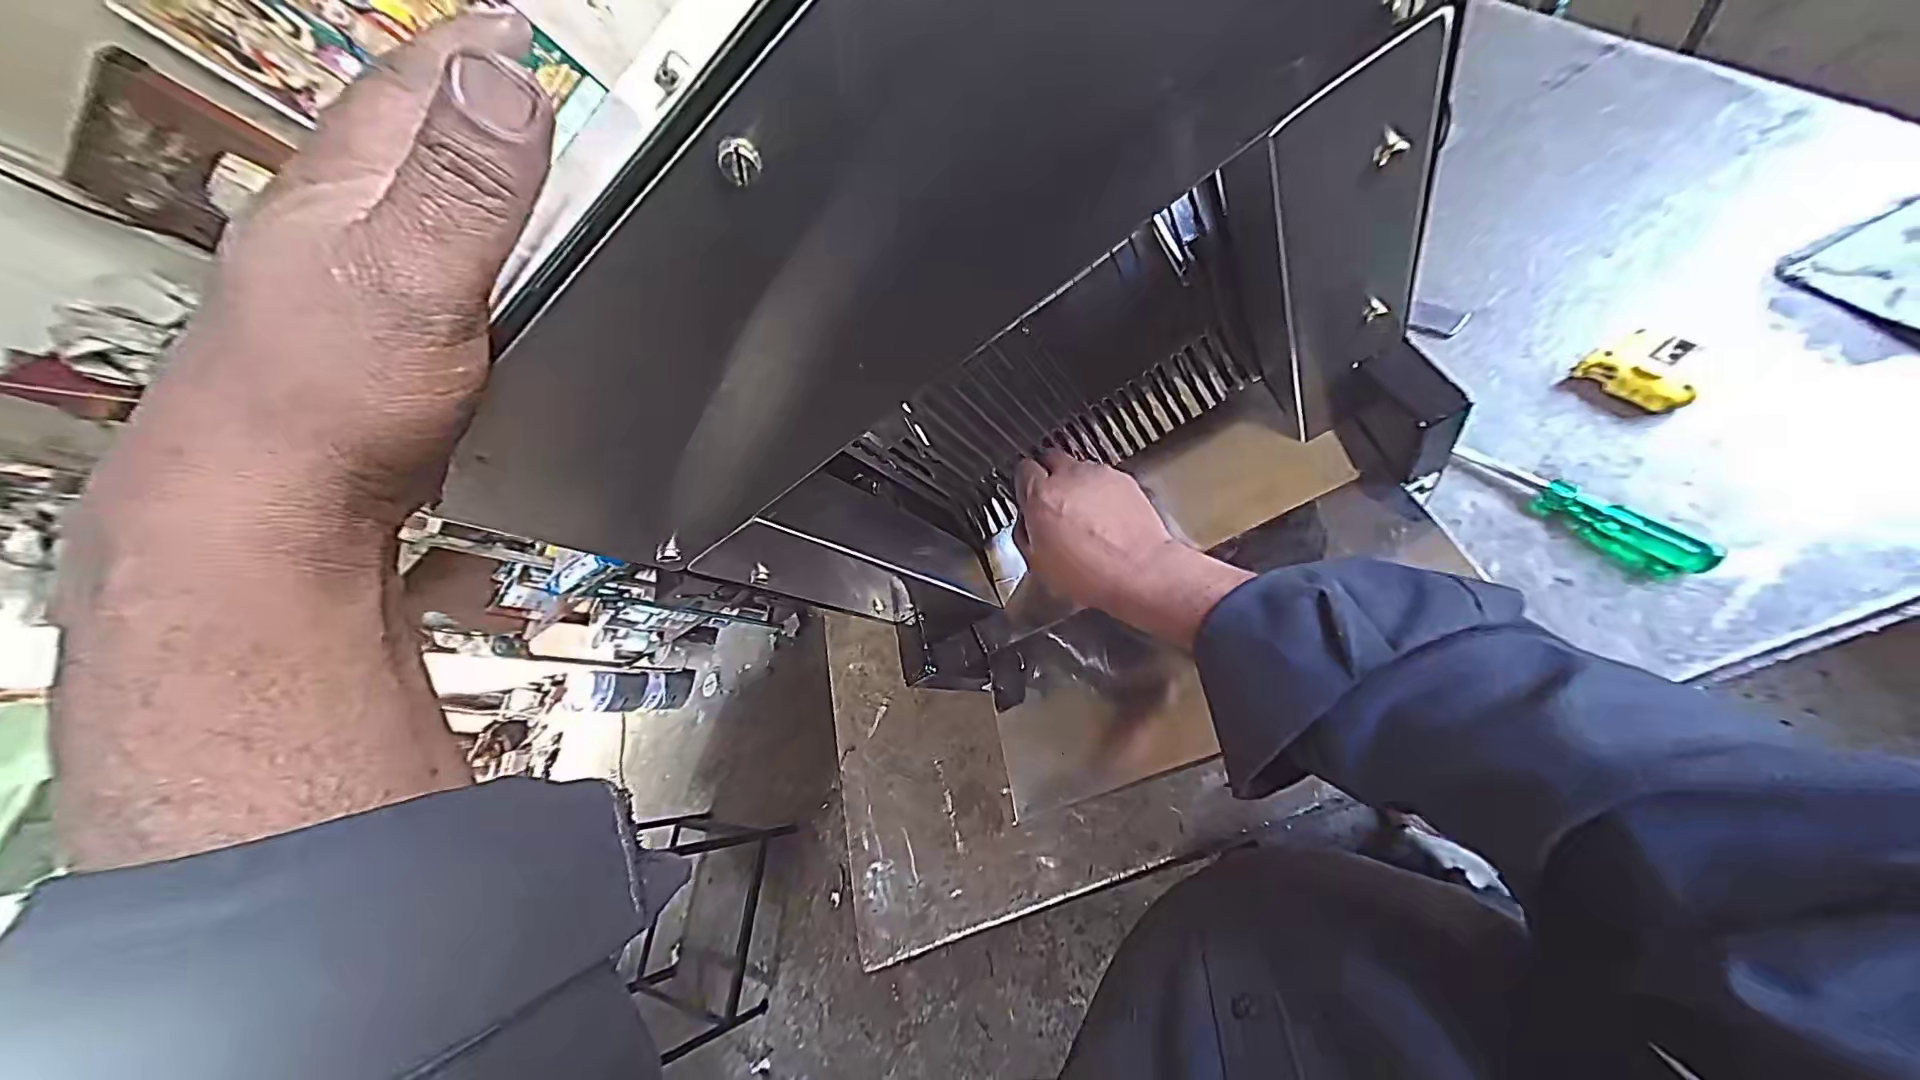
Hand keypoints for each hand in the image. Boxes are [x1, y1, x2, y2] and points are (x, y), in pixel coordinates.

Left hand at [91, 11, 554, 531]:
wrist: (290, 498)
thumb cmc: (328, 398)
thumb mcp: (410, 278)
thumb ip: (464, 188)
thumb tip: (508, 90)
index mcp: (355, 191)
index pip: (420, 89)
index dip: (478, 51)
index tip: (521, 26)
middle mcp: (356, 223)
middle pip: (425, 135)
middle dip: (479, 95)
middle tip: (523, 75)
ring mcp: (373, 279)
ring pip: (435, 198)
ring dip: (481, 170)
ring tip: (518, 156)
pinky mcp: (401, 333)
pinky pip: (449, 262)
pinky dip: (483, 245)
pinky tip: (497, 263)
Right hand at [1015, 450, 1252, 647]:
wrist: (1141, 573)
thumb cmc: (1093, 574)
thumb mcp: (1039, 563)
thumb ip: (1027, 532)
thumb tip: (1029, 526)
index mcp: (1041, 496)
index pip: (1024, 470)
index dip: (1025, 485)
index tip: (1028, 497)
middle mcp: (1070, 478)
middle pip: (1051, 459)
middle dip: (1050, 477)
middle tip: (1053, 502)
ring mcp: (1100, 476)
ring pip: (1080, 468)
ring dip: (1078, 486)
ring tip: (1084, 516)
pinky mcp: (1125, 480)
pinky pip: (1106, 479)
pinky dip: (1103, 493)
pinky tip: (1106, 519)